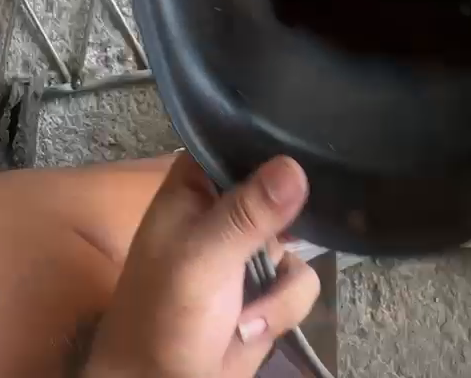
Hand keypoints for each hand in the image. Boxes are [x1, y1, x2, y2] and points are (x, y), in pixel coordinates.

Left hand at [85, 153, 320, 377]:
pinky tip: (248, 330)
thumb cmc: (163, 314)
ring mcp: (248, 248)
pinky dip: (281, 310)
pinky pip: (301, 282)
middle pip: (282, 186)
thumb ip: (248, 213)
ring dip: (278, 285)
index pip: (242, 140)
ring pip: (299, 240)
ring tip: (245, 315)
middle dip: (290, 220)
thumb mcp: (202, 258)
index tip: (307, 150)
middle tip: (281, 241)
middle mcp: (226, 206)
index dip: (276, 143)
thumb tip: (295, 165)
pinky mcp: (266, 289)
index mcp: (197, 181)